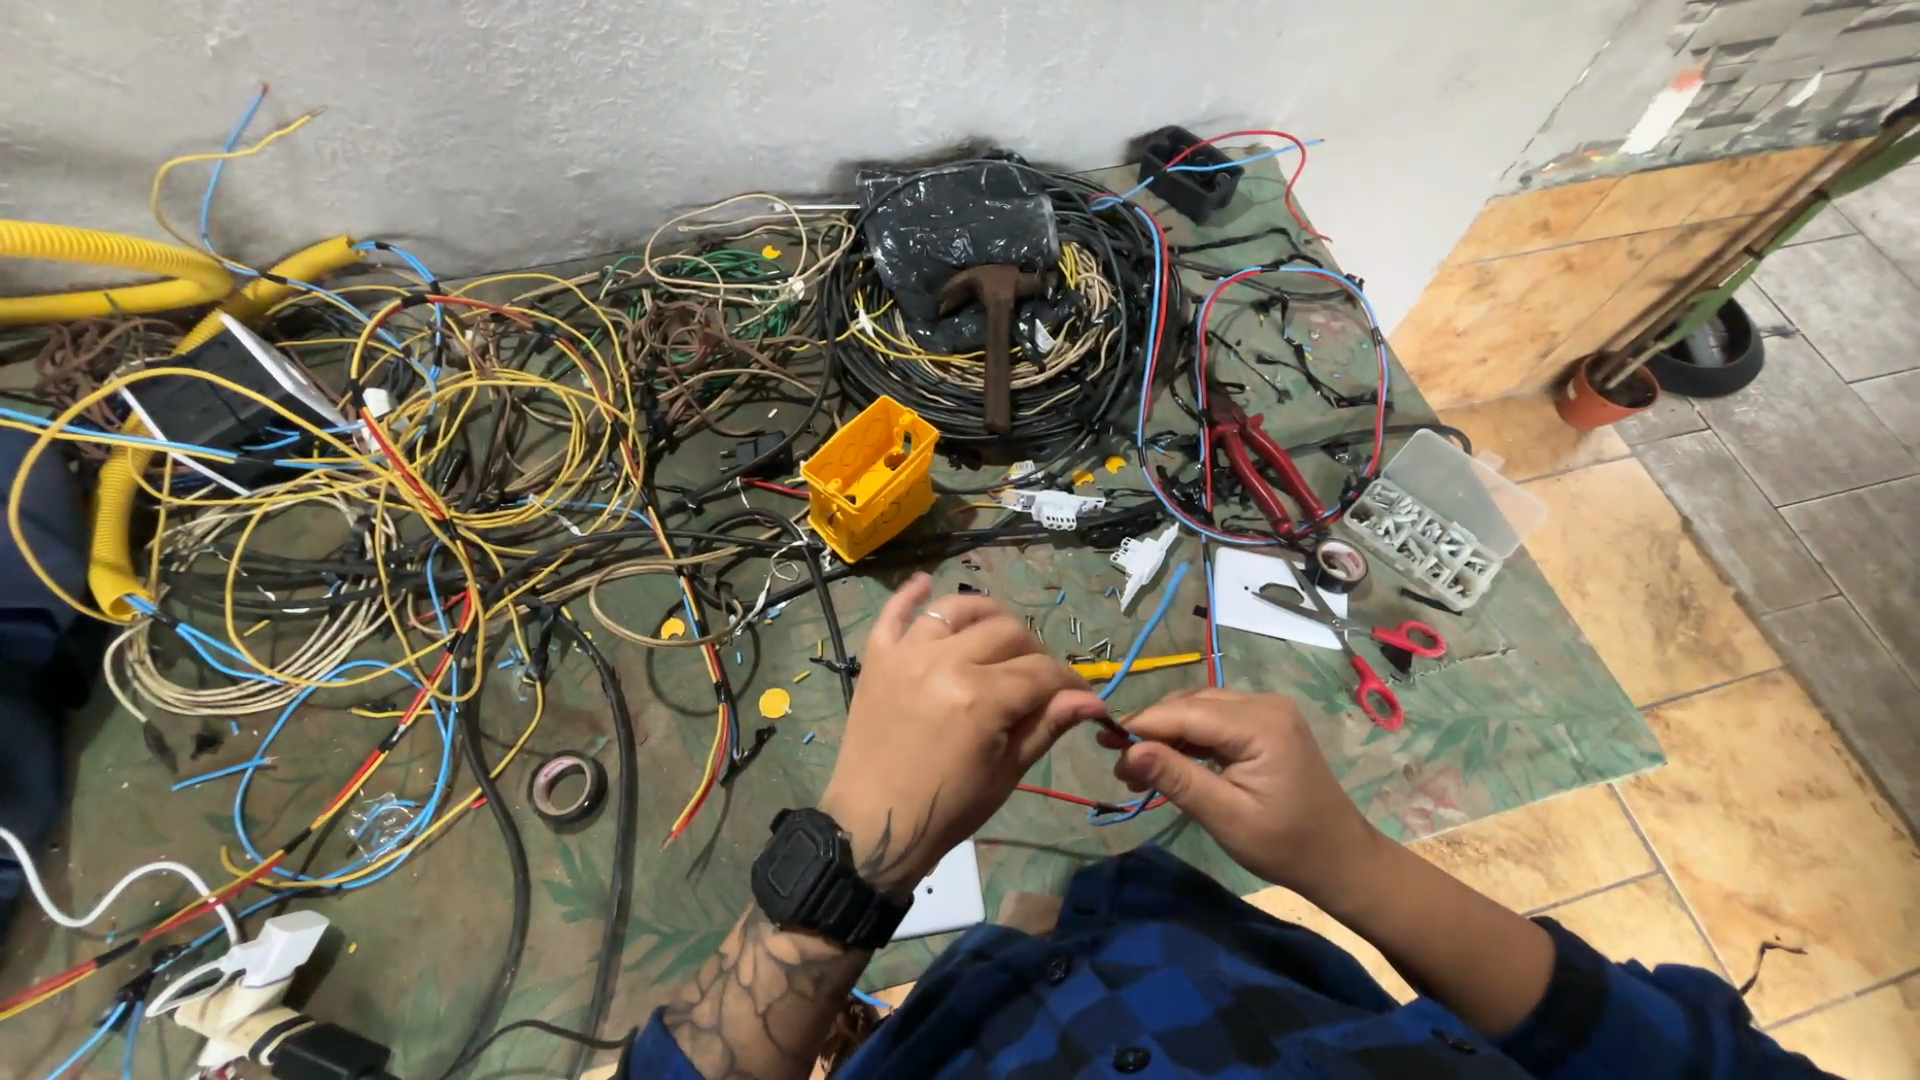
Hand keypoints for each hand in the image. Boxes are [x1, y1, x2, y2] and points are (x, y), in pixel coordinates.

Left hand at [819, 573, 1108, 900]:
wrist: (873, 825)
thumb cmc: (946, 808)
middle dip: (1033, 652)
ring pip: (958, 609)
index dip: (1067, 682)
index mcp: (981, 697)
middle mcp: (945, 661)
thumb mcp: (1005, 773)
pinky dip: (911, 595)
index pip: (1041, 671)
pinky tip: (926, 584)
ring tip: (995, 639)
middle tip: (1035, 679)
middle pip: (1007, 631)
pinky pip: (893, 612)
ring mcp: (906, 654)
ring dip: (986, 617)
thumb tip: (1092, 700)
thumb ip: (1046, 726)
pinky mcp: (877, 657)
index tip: (1077, 696)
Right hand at [1099, 689, 1386, 901]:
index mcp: (1261, 724)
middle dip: (1151, 728)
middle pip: (1191, 704)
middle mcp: (1265, 704)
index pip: (1186, 713)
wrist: (1342, 859)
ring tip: (1136, 762)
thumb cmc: (1286, 846)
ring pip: (1199, 707)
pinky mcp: (1266, 721)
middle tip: (1118, 761)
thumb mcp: (1227, 818)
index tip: (1104, 746)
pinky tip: (1168, 757)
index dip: (1142, 726)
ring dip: (1167, 730)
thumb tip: (1128, 752)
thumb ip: (1178, 779)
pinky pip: (1216, 717)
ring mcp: (1268, 710)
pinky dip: (1188, 734)